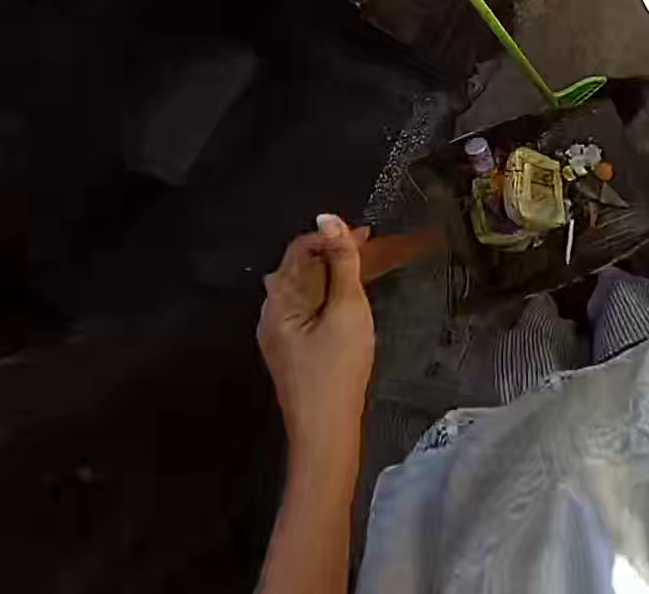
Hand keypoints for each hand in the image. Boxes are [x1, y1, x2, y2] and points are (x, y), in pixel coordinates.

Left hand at [259, 214, 375, 447]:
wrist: (327, 431)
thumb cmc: (337, 367)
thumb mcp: (347, 307)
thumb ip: (342, 262)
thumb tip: (329, 218)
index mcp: (278, 301)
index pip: (300, 250)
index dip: (333, 236)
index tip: (367, 234)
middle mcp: (273, 313)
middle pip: (303, 267)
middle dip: (338, 253)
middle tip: (375, 247)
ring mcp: (282, 332)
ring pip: (310, 287)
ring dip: (338, 272)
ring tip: (370, 266)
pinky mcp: (295, 346)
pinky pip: (312, 305)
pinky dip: (334, 293)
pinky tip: (354, 295)